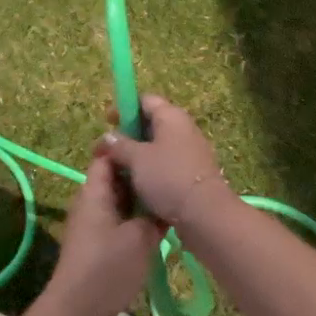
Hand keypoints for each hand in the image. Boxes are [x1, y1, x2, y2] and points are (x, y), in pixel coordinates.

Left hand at [28, 157, 162, 315]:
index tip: (152, 143)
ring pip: (120, 201)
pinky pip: (120, 221)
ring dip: (140, 200)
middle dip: (140, 175)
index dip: (127, 147)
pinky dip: (136, 219)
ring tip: (168, 197)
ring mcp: (94, 223)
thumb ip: (153, 217)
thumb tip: (163, 205)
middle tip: (168, 173)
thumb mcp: (139, 238)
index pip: (107, 155)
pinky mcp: (99, 243)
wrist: (81, 306)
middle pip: (115, 178)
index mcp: (94, 191)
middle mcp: (91, 201)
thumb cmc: (108, 265)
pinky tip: (158, 226)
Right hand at [96, 94, 232, 227]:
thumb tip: (108, 137)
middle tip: (113, 149)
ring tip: (123, 169)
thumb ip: (120, 145)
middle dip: (130, 134)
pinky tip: (141, 185)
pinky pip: (169, 164)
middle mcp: (184, 128)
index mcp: (171, 116)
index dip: (124, 108)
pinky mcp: (195, 173)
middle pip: (152, 122)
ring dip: (141, 154)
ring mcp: (192, 151)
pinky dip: (154, 169)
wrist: (207, 216)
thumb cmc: (168, 178)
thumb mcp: (136, 159)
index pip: (145, 100)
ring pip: (160, 146)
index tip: (108, 122)